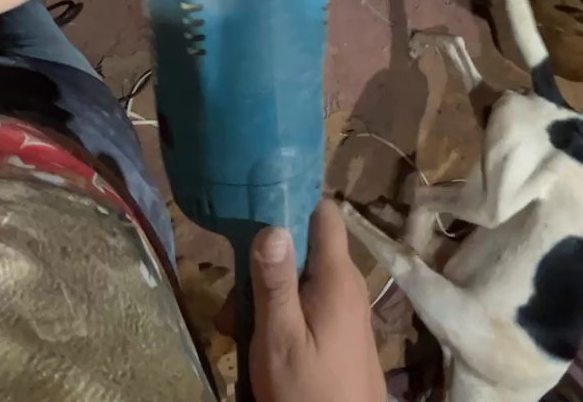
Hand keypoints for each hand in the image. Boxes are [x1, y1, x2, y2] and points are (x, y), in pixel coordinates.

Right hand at [250, 200, 385, 401]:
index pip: (324, 212)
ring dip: (269, 290)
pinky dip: (283, 310)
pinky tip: (258, 338)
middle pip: (307, 245)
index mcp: (337, 278)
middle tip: (234, 290)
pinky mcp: (343, 333)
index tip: (257, 208)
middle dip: (268, 258)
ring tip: (236, 323)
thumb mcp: (281, 338)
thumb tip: (273, 224)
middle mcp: (348, 285)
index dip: (293, 201)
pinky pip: (310, 302)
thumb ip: (275, 281)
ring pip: (304, 276)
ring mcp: (348, 310)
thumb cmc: (309, 394)